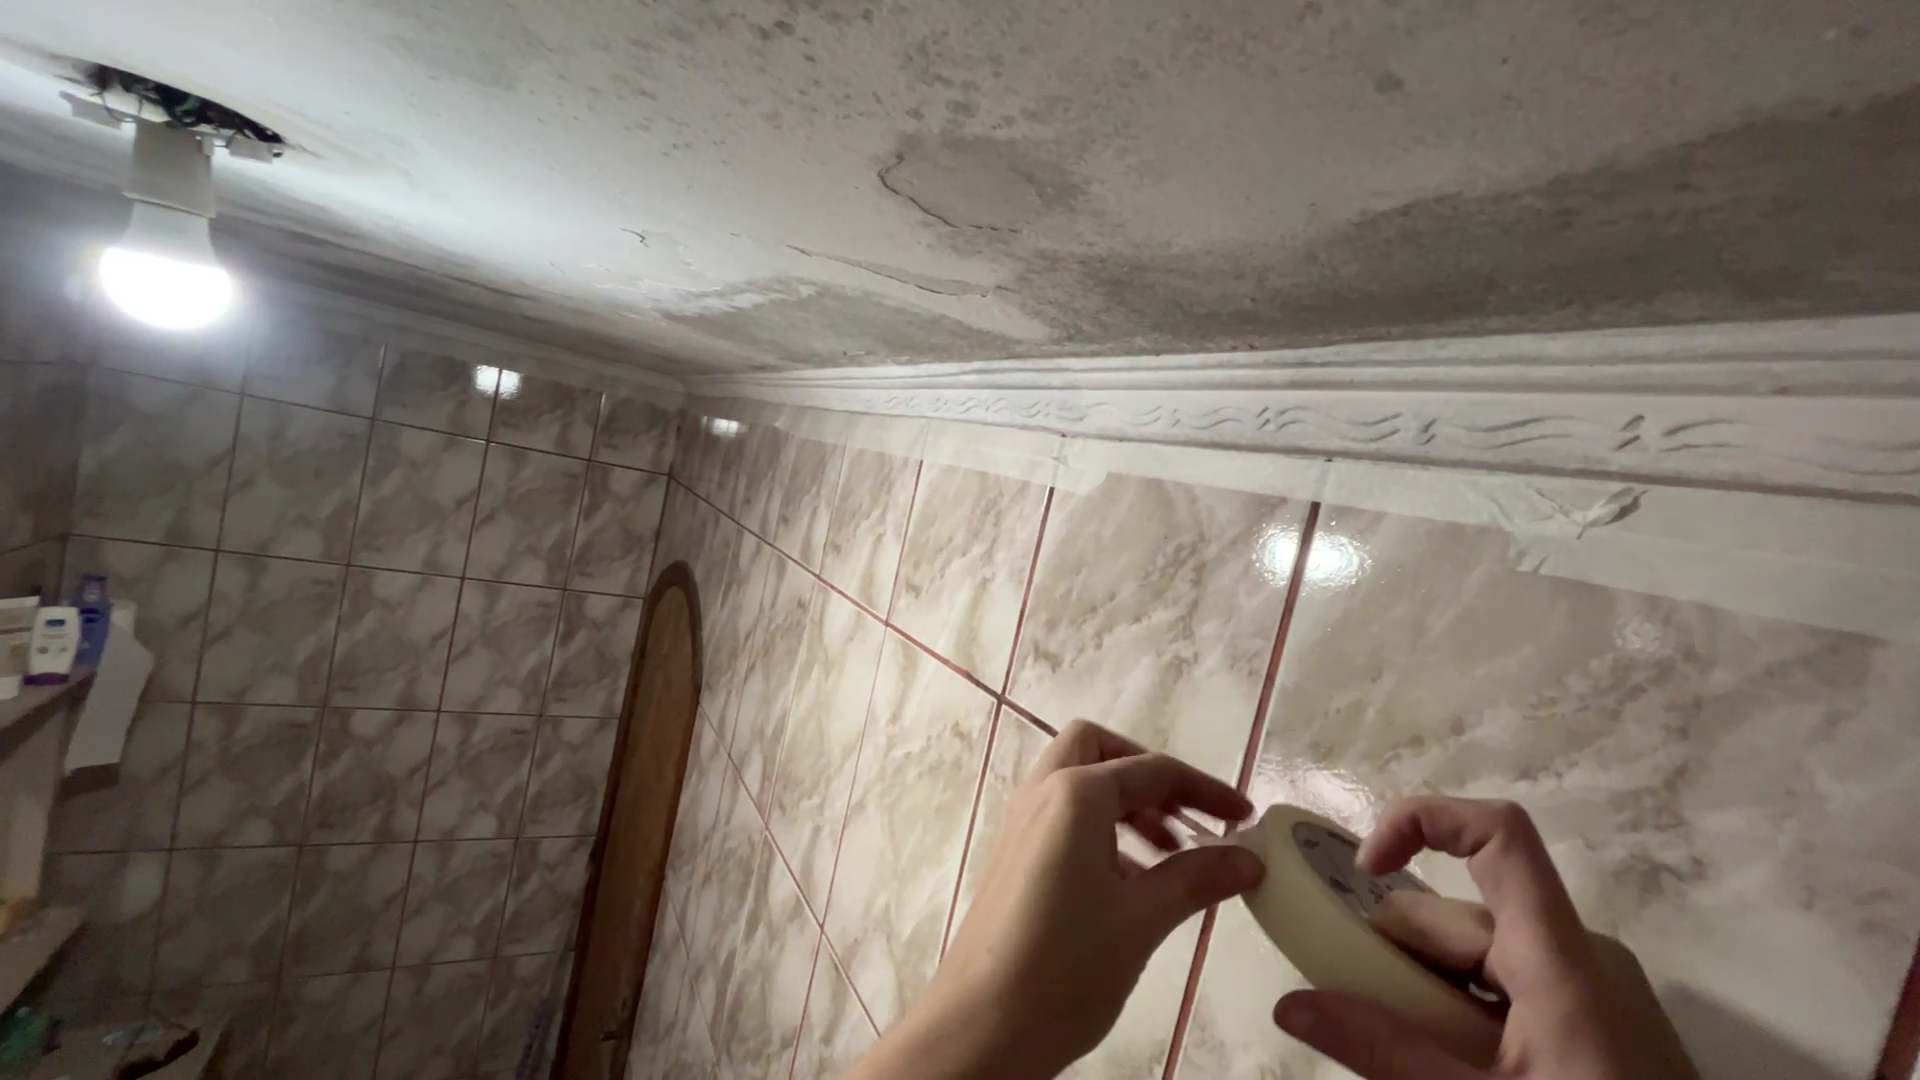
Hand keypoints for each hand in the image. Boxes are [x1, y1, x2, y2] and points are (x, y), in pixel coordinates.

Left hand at [846, 720, 1265, 1079]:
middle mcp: (1041, 792)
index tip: (1245, 815)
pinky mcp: (1012, 852)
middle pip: (1098, 750)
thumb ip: (1197, 878)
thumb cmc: (1066, 965)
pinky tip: (1128, 881)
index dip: (1204, 790)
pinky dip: (1098, 825)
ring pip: (1076, 781)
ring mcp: (1019, 821)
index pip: (1152, 770)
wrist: (983, 1023)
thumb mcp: (1142, 918)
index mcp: (1075, 794)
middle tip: (1186, 817)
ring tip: (1168, 855)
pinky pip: (1060, 815)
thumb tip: (1248, 859)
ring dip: (1123, 801)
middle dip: (1146, 773)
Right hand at [1273, 797, 1700, 1079]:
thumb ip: (1385, 1053)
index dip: (1421, 820)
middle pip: (1456, 911)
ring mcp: (1587, 988)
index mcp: (1560, 960)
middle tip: (1364, 1012)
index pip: (1497, 834)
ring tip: (1416, 1055)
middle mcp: (1575, 954)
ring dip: (1424, 987)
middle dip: (1397, 953)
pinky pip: (1501, 983)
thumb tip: (1288, 1004)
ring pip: (1472, 952)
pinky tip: (1454, 1060)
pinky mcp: (1591, 1019)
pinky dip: (1457, 1006)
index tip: (1365, 868)